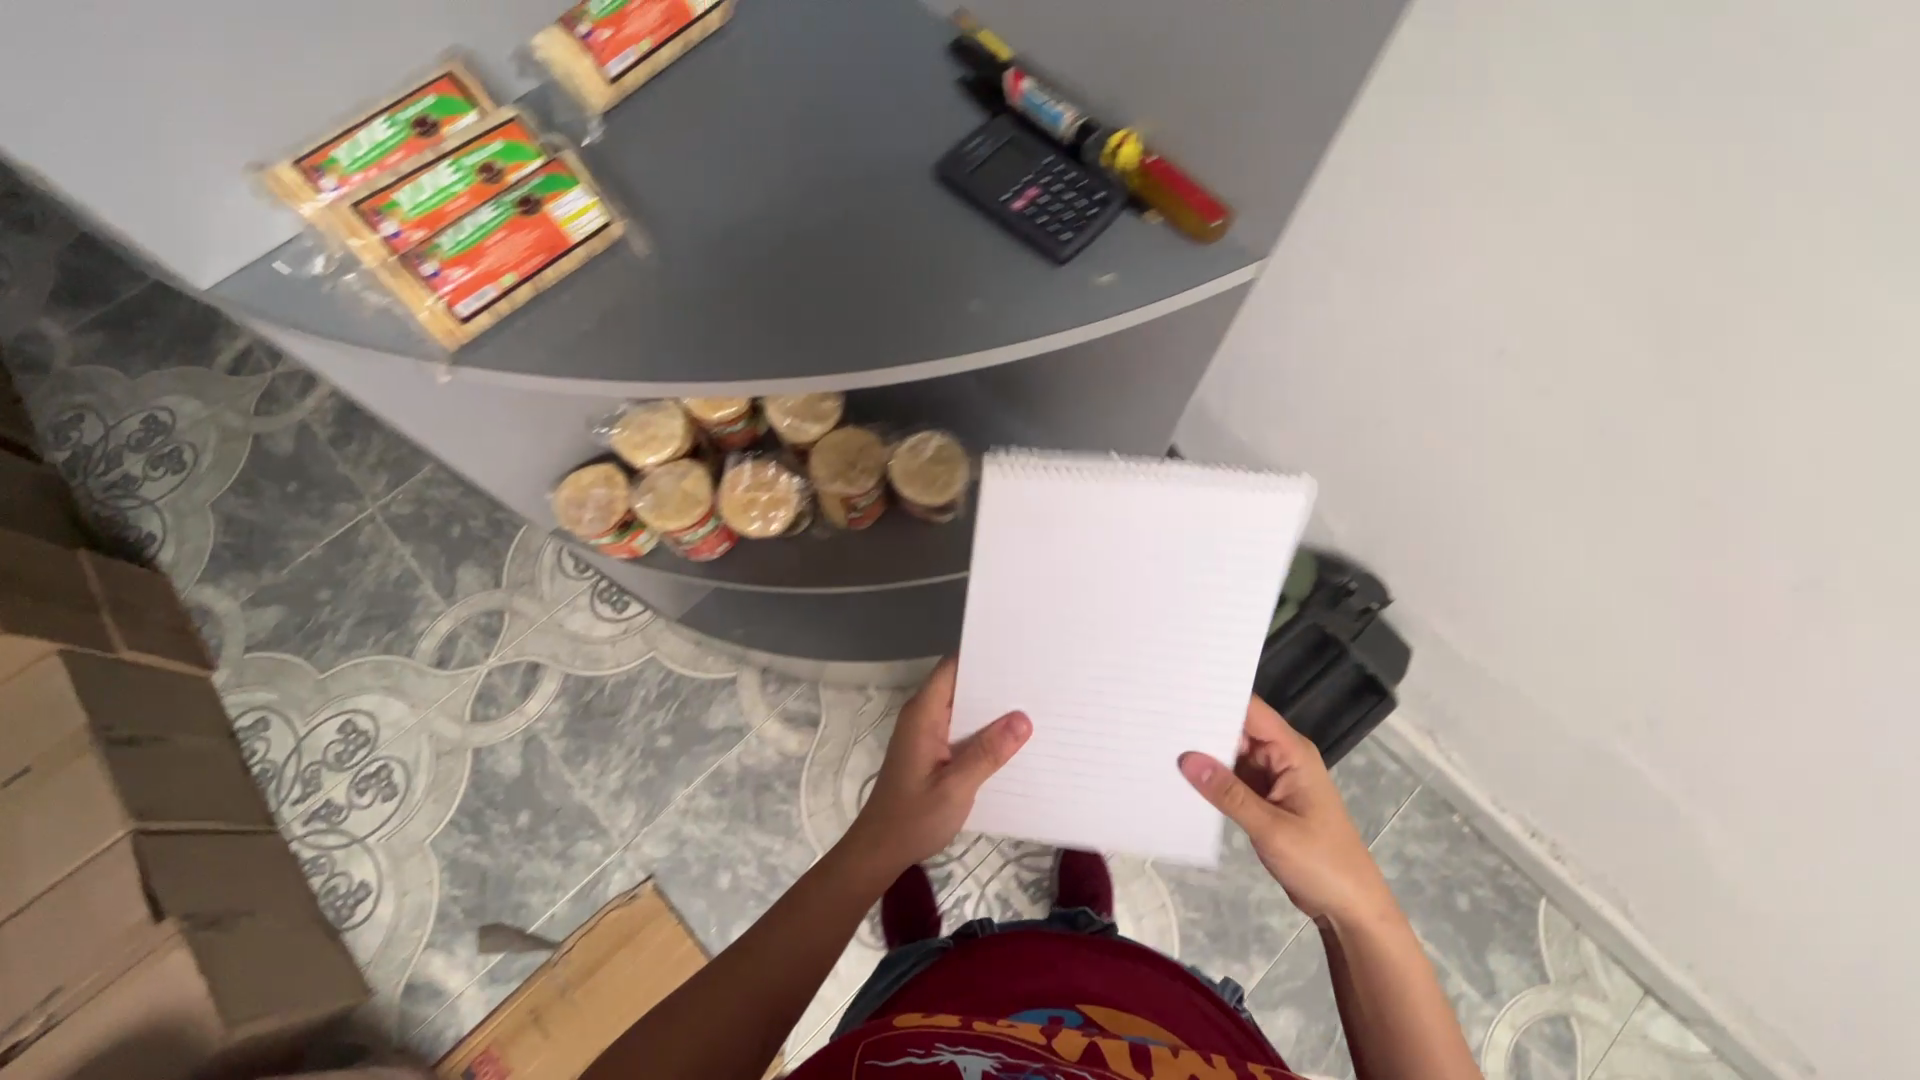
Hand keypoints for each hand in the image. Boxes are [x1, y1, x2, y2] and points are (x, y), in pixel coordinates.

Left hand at [846, 657, 1031, 872]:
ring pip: (965, 710)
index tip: (1020, 657)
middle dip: (997, 685)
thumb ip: (988, 753)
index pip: (952, 669)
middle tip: (1039, 683)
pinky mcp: (934, 752)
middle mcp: (923, 717)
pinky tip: (1014, 741)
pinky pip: (963, 731)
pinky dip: (985, 732)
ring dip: (994, 711)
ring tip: (1035, 707)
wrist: (881, 851)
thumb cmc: (913, 819)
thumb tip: (1023, 719)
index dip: (983, 659)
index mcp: (923, 715)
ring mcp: (928, 735)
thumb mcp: (955, 788)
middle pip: (962, 686)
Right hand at [1179, 696, 1396, 924]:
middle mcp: (1281, 757)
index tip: (1178, 692)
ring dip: (1203, 753)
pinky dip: (1211, 778)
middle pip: (1237, 729)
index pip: (1251, 710)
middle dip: (1202, 724)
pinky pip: (1232, 779)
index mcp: (1292, 752)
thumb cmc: (1322, 862)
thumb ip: (1228, 794)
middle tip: (1155, 717)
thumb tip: (1186, 759)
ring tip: (1159, 742)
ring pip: (1231, 754)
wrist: (1349, 906)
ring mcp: (1272, 778)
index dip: (1217, 698)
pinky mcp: (1263, 799)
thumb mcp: (1271, 829)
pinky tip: (1179, 775)